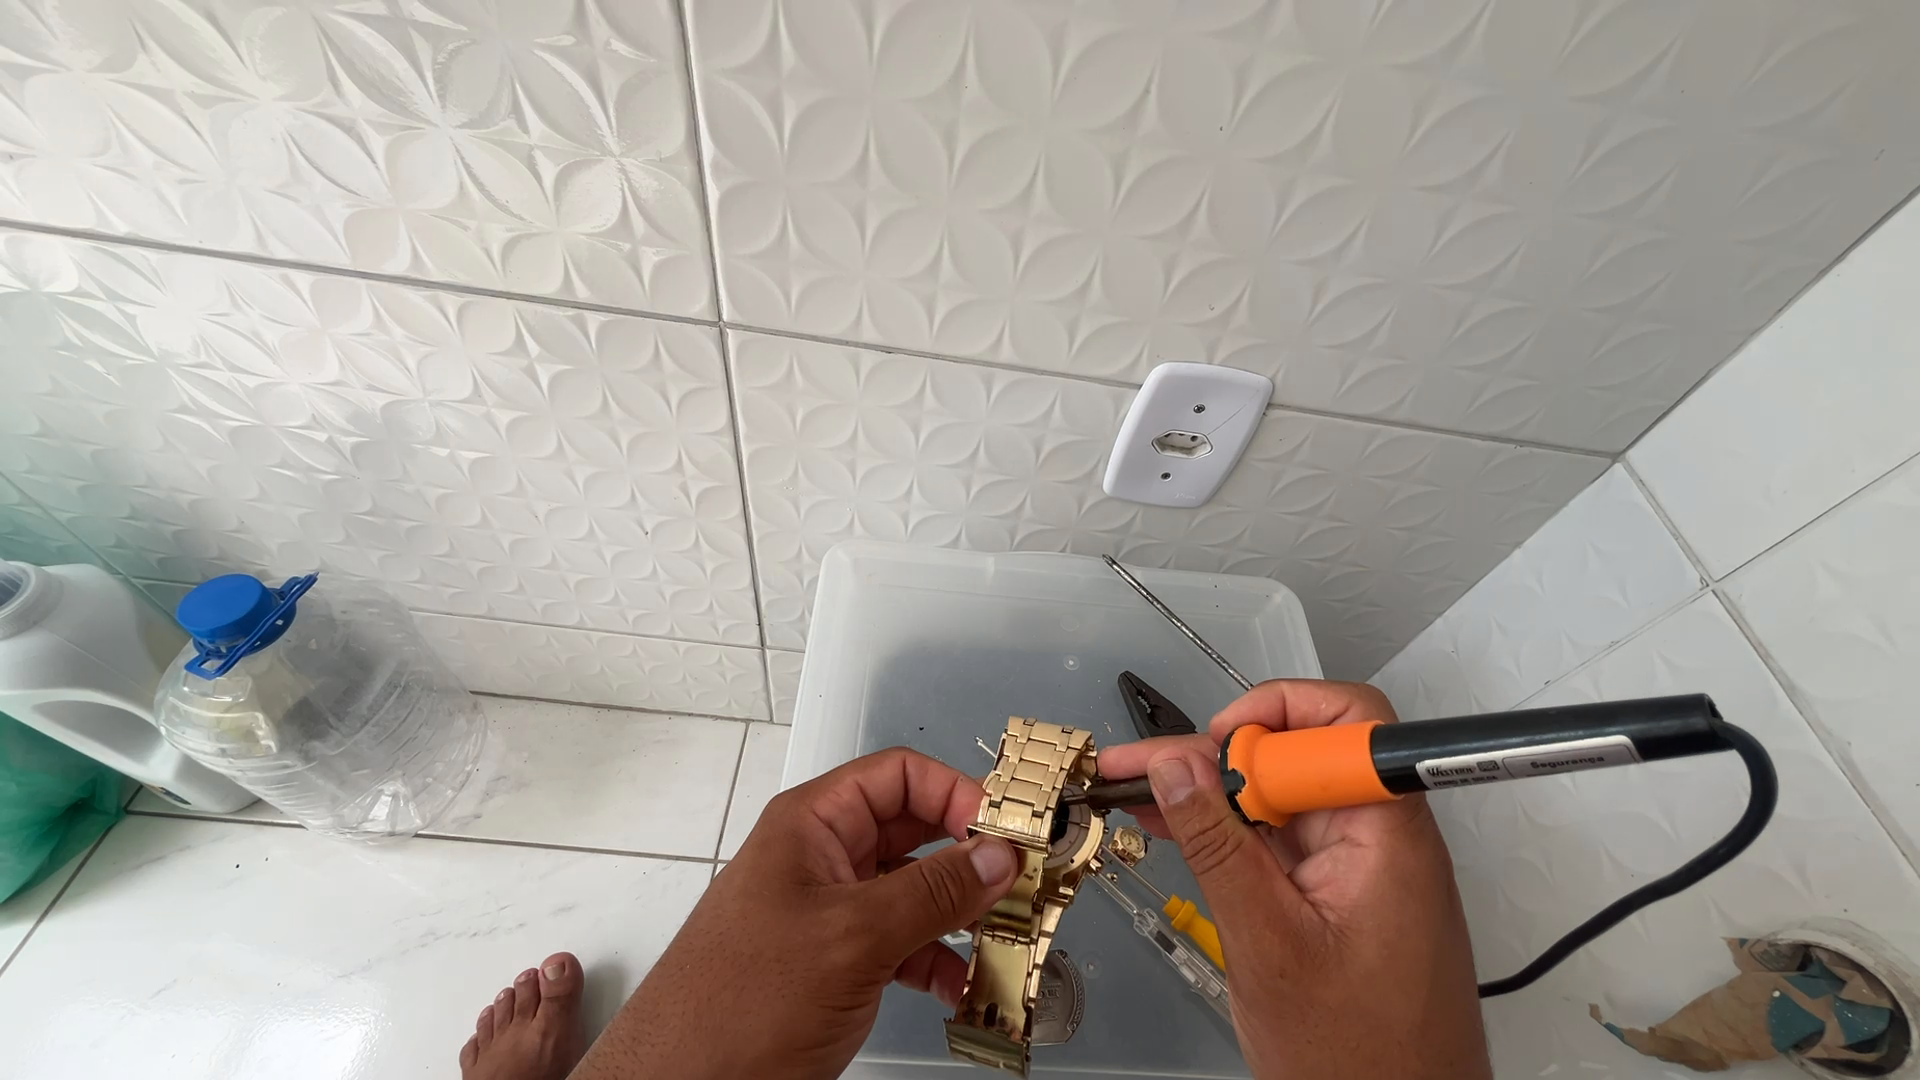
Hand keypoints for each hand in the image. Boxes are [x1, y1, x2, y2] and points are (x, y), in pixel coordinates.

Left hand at [572, 747, 1017, 1079]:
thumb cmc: (749, 998)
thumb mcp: (853, 937)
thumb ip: (933, 892)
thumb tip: (1002, 854)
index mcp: (815, 821)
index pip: (899, 776)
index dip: (955, 793)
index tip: (1005, 831)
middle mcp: (824, 854)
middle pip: (911, 830)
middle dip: (966, 854)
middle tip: (1020, 882)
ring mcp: (829, 909)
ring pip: (911, 889)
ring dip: (958, 911)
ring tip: (1004, 935)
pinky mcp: (834, 960)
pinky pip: (899, 941)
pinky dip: (935, 957)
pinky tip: (962, 985)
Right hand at [1098, 680, 1491, 1079]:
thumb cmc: (1353, 1057)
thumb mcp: (1267, 944)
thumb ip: (1216, 846)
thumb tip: (1174, 765)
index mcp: (1384, 833)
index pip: (1345, 722)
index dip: (1275, 711)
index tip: (1211, 744)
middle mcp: (1375, 833)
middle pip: (1293, 753)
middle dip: (1212, 753)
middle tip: (1139, 769)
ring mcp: (1352, 861)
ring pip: (1272, 793)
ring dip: (1204, 790)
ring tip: (1135, 791)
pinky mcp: (1331, 885)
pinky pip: (1271, 834)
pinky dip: (1220, 828)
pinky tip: (1170, 826)